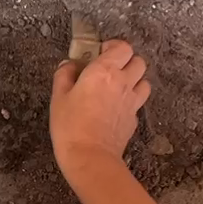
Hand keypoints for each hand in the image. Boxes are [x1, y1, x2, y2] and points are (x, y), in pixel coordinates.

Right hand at [50, 40, 150, 185]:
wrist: (90, 157)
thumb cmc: (70, 126)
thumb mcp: (59, 98)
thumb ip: (64, 75)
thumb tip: (69, 65)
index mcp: (104, 71)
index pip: (123, 47)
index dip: (114, 46)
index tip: (100, 52)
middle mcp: (123, 83)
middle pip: (139, 62)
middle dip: (126, 61)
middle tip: (110, 69)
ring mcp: (132, 102)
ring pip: (144, 81)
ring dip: (134, 80)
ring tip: (117, 87)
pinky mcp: (134, 119)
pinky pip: (138, 102)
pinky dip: (130, 100)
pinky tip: (116, 108)